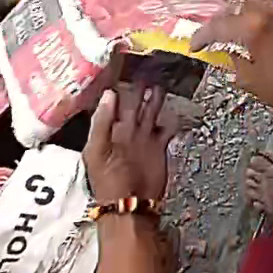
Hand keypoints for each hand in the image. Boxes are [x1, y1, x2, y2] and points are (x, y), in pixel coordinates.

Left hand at [85, 82, 173, 200]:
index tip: (124, 69)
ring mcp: (144, 138)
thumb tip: (109, 93)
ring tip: (161, 84)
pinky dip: (172, 122)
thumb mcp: (97, 149)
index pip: (114, 104)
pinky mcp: (158, 147)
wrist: (129, 202)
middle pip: (136, 105)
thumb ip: (103, 122)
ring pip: (151, 113)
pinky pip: (167, 130)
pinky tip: (175, 113)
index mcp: (111, 129)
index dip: (119, 88)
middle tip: (146, 71)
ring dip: (156, 100)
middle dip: (140, 89)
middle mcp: (128, 131)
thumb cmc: (108, 179)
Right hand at [190, 0, 272, 115]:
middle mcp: (269, 10)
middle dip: (225, 21)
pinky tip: (266, 30)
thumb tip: (227, 52)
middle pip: (237, 7)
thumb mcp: (250, 79)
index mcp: (252, 27)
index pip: (218, 26)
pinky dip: (267, 16)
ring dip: (246, 15)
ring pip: (257, 3)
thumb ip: (233, 60)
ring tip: (241, 31)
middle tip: (217, 36)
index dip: (202, 36)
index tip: (195, 45)